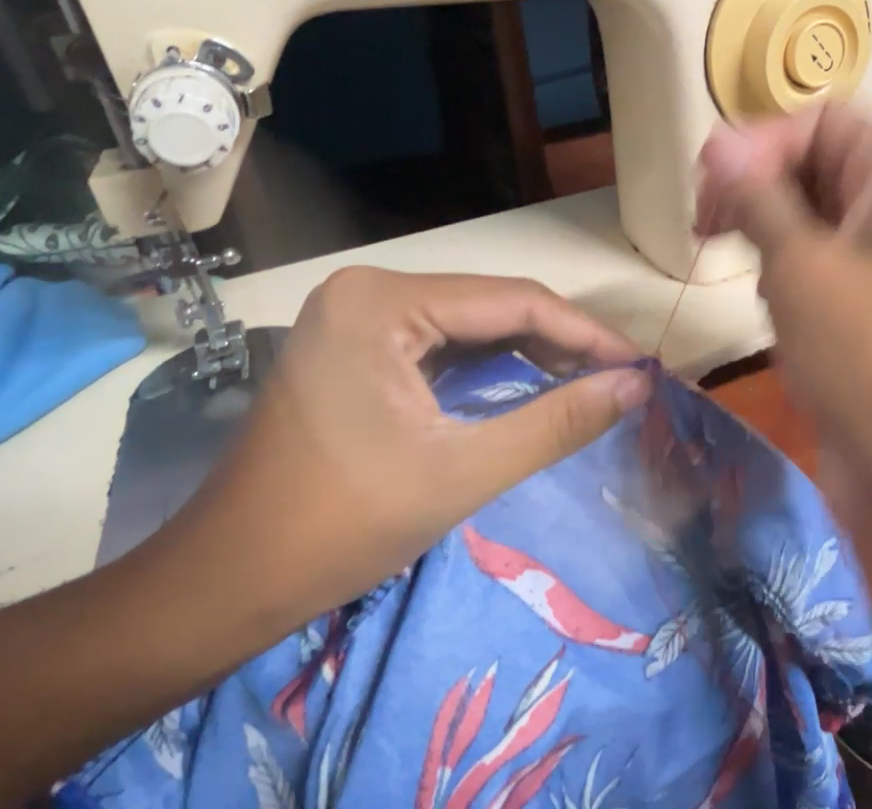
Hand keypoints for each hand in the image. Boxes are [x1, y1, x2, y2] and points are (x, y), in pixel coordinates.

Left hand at [151, 269, 649, 631]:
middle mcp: (367, 290)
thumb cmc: (341, 525)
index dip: (587, 334)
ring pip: (469, 325)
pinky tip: (534, 387)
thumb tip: (636, 386)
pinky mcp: (353, 348)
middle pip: (492, 306)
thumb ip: (556, 422)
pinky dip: (490, 368)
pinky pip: (440, 345)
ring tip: (593, 385)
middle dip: (562, 344)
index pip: (513, 301)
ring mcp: (355, 318)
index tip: (643, 367)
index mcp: (383, 302)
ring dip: (531, 354)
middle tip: (624, 380)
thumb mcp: (462, 472)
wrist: (228, 581)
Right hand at [697, 109, 871, 763]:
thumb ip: (757, 195)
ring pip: (811, 218)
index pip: (819, 120)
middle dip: (755, 186)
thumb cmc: (870, 357)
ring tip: (729, 262)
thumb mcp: (801, 264)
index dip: (758, 142)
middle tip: (704, 229)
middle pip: (814, 164)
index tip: (706, 189)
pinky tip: (765, 302)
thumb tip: (718, 140)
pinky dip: (784, 272)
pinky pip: (820, 266)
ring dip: (763, 230)